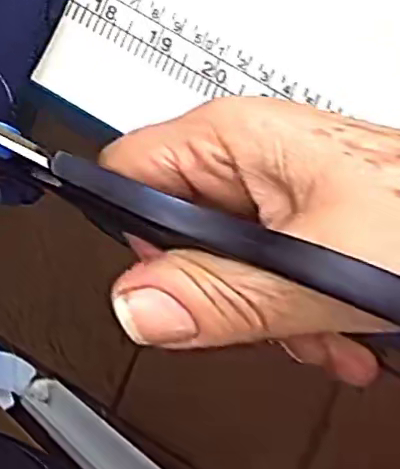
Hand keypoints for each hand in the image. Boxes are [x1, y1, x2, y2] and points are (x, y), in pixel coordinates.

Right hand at [99, 97, 399, 385]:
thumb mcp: (339, 276)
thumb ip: (225, 294)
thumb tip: (134, 307)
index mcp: (231, 133)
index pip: (122, 176)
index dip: (141, 235)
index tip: (177, 283)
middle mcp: (253, 149)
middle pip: (178, 216)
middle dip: (221, 283)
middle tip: (264, 321)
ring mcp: (297, 180)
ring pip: (232, 244)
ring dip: (267, 301)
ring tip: (324, 334)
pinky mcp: (334, 213)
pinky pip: (280, 254)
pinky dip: (305, 298)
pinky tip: (345, 326)